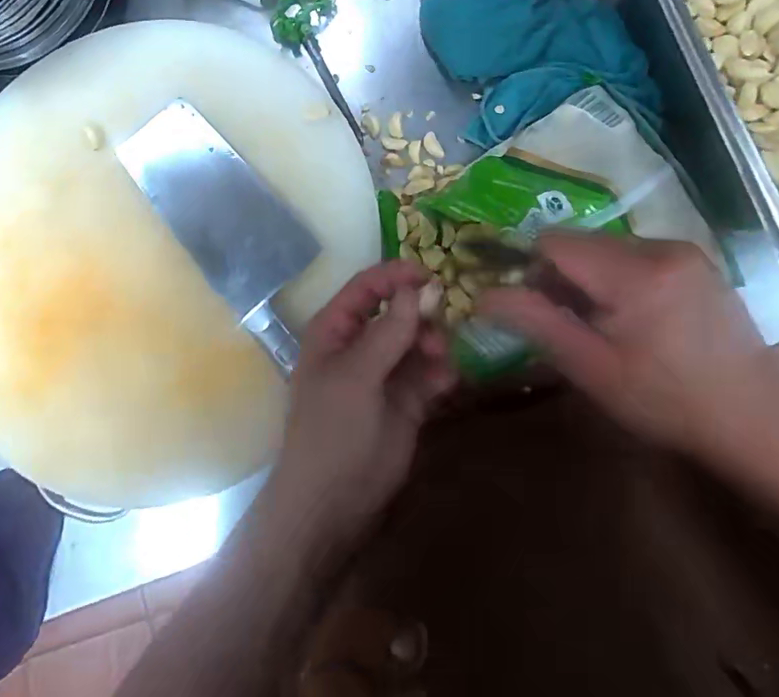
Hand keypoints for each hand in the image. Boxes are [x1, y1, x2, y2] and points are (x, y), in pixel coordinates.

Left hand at [264, 261, 455, 550]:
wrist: (334, 503)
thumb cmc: (332, 430)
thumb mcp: (356, 376)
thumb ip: (388, 332)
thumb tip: (417, 289)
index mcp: (335, 331)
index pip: (366, 288)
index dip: (395, 275)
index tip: (431, 274)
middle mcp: (360, 346)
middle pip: (397, 311)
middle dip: (421, 314)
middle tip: (440, 326)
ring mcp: (384, 374)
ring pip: (418, 341)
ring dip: (434, 343)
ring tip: (440, 361)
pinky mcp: (407, 401)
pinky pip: (430, 373)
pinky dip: (441, 372)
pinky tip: (446, 381)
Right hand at [478, 234, 778, 462]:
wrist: (757, 420)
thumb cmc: (666, 401)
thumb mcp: (591, 367)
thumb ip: (535, 322)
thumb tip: (481, 295)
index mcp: (634, 272)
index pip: (553, 242)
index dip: (532, 271)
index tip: (539, 310)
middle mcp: (660, 246)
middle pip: (581, 242)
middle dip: (562, 275)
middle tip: (571, 324)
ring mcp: (684, 250)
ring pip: (607, 247)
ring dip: (591, 276)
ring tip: (605, 324)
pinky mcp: (698, 261)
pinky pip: (637, 254)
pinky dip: (620, 277)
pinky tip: (636, 318)